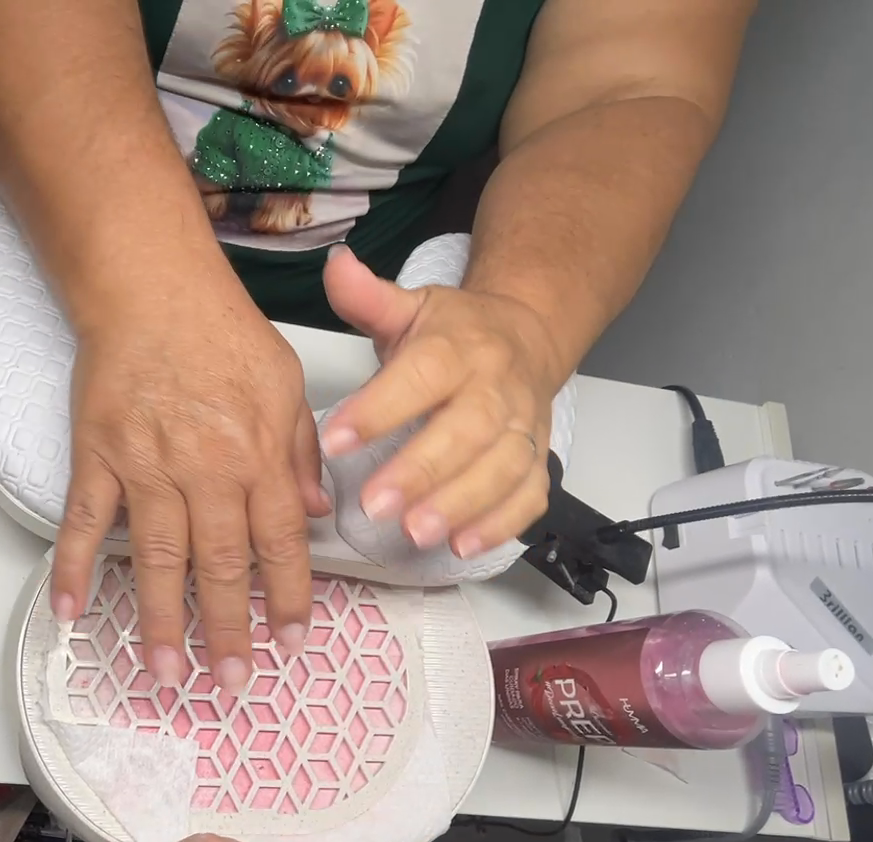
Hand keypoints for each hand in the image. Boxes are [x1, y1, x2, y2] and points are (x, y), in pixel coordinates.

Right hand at [51, 278, 330, 694]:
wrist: (153, 290)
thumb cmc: (223, 334)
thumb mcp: (286, 385)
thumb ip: (300, 455)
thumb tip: (317, 517)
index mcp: (256, 454)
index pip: (279, 543)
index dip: (287, 599)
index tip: (290, 644)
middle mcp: (204, 470)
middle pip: (219, 565)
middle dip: (227, 630)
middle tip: (231, 683)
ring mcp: (145, 467)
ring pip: (156, 557)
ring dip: (161, 620)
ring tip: (167, 673)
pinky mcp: (97, 458)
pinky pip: (82, 520)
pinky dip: (71, 566)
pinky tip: (68, 611)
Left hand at [320, 247, 568, 559]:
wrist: (526, 336)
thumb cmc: (454, 333)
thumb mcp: (410, 308)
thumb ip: (369, 298)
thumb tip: (335, 264)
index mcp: (458, 348)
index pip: (420, 376)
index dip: (379, 408)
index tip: (335, 441)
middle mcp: (496, 388)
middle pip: (465, 431)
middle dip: (420, 471)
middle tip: (375, 505)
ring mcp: (523, 426)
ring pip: (500, 468)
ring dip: (460, 504)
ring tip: (417, 533)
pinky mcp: (536, 458)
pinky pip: (528, 495)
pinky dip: (501, 524)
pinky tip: (464, 546)